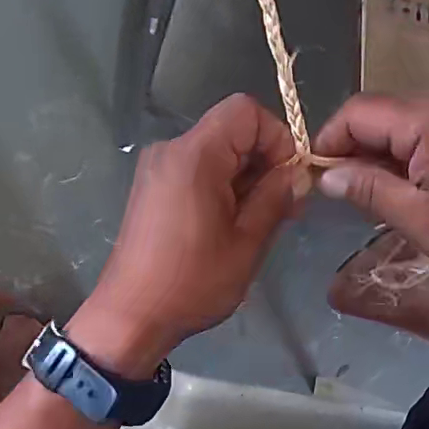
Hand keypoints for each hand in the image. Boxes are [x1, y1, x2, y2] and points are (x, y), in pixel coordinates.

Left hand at [70, 94, 307, 376]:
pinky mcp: (151, 191)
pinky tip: (229, 228)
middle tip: (284, 210)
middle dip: (264, 163)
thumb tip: (297, 174)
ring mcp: (156, 170)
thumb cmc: (192, 284)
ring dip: (244, 181)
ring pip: (215, 154)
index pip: (246, 111)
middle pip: (230, 131)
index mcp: (194, 156)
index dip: (277, 138)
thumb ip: (275, 199)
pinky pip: (195, 173)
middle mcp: (171, 150)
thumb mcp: (246, 244)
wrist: (131, 317)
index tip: (291, 180)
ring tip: (258, 225)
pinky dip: (220, 190)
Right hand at [312, 94, 428, 270]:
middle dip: (354, 152)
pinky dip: (407, 161)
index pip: (358, 111)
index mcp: (428, 119)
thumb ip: (369, 191)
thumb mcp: (419, 218)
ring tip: (375, 202)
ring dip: (380, 160)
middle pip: (380, 117)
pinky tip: (407, 194)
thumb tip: (326, 175)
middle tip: (344, 198)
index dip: (329, 141)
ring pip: (402, 129)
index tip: (316, 178)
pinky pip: (427, 138)